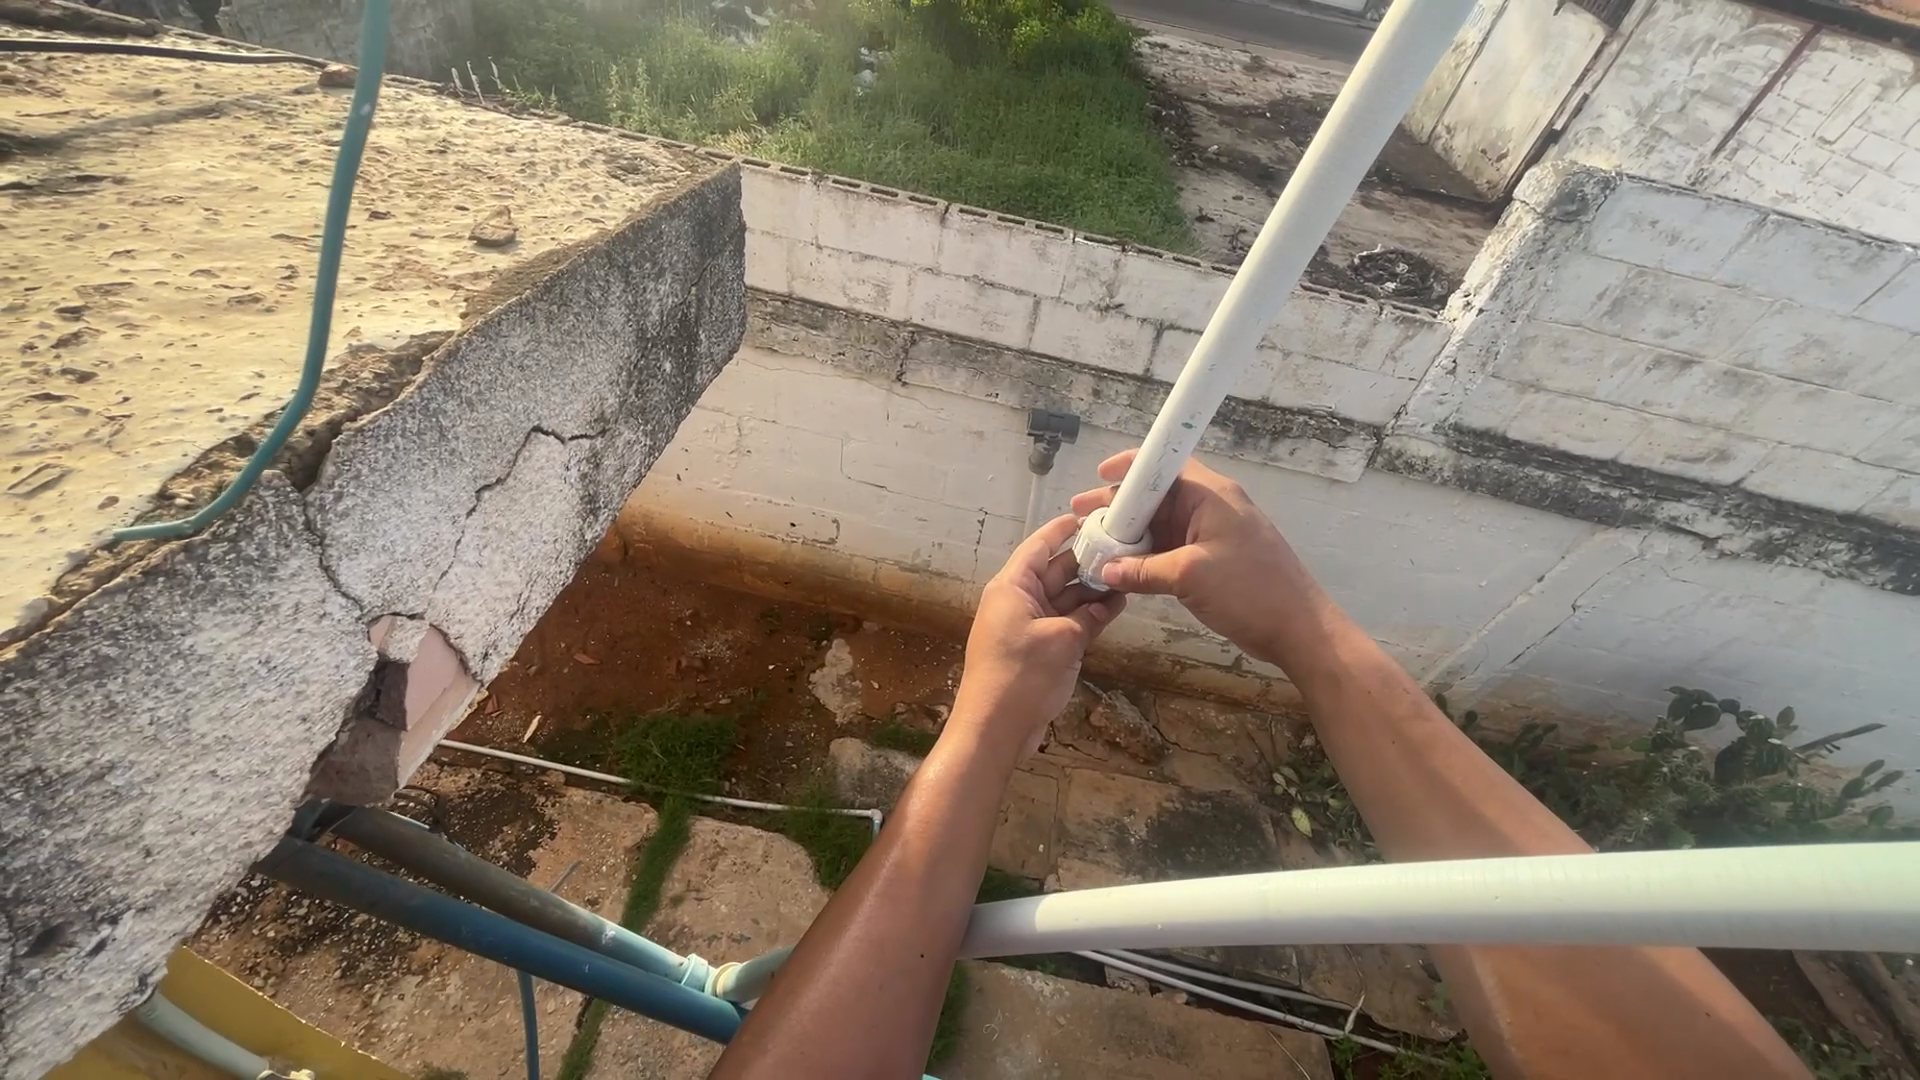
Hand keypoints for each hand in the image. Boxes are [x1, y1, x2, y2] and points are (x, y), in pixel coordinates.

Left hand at [951, 514, 1125, 756]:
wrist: (995, 728)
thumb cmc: (1020, 676)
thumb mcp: (1062, 640)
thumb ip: (1089, 616)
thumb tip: (1111, 600)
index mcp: (1012, 587)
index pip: (1039, 547)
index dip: (1062, 529)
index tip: (1089, 516)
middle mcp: (1019, 600)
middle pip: (1056, 570)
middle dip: (1086, 561)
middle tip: (1123, 548)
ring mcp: (1029, 625)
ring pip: (1064, 597)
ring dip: (1091, 590)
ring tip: (1127, 575)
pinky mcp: (1038, 647)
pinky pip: (1065, 621)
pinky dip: (1087, 615)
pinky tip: (1116, 605)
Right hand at [1069, 448, 1325, 667]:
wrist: (1299, 630)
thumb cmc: (1250, 590)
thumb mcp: (1189, 575)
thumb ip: (1142, 570)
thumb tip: (1104, 570)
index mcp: (1210, 496)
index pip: (1165, 465)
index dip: (1130, 467)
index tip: (1099, 476)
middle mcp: (1209, 508)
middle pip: (1156, 496)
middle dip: (1118, 505)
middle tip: (1082, 515)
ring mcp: (1210, 535)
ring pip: (1160, 524)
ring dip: (1128, 533)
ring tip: (1093, 541)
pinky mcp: (1210, 560)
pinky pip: (1168, 548)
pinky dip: (1143, 554)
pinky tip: (1119, 566)